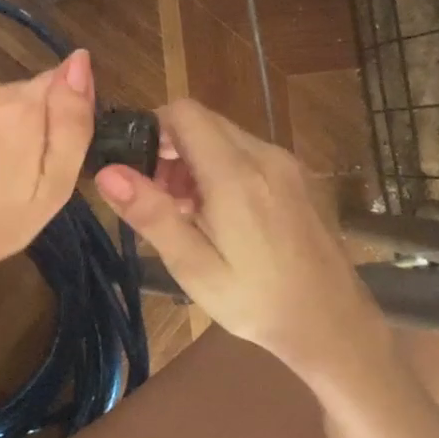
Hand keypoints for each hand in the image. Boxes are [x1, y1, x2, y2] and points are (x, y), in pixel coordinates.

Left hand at [0, 50, 95, 293]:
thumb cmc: (2, 222)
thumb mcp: (56, 184)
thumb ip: (72, 119)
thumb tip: (80, 59)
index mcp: (20, 108)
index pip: (56, 84)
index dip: (55, 117)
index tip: (43, 152)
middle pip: (20, 93)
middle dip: (23, 122)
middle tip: (14, 168)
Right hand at [93, 98, 389, 374]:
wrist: (331, 325)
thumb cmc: (255, 301)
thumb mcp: (192, 266)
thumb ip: (151, 214)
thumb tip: (107, 171)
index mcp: (235, 175)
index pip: (183, 113)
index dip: (151, 130)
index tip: (137, 170)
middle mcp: (264, 156)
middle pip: (202, 121)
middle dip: (169, 149)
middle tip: (157, 201)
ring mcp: (284, 164)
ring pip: (222, 137)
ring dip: (192, 161)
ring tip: (184, 214)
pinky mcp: (294, 177)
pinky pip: (244, 153)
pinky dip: (218, 170)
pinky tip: (215, 217)